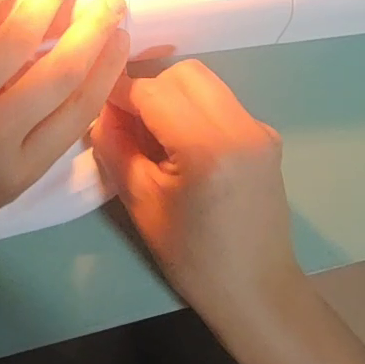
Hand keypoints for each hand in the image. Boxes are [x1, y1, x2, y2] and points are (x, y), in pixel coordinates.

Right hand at [92, 60, 301, 318]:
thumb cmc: (192, 256)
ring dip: (173, 95)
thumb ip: (115, 147)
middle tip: (128, 120)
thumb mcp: (139, 202)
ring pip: (205, 83)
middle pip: (184, 73)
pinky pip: (222, 102)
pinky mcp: (266, 136)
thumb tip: (101, 111)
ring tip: (154, 133)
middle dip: (150, 87)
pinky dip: (195, 109)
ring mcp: (259, 129)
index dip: (120, 90)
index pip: (153, 91)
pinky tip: (184, 145)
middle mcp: (240, 126)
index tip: (97, 100)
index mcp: (207, 147)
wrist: (256, 290)